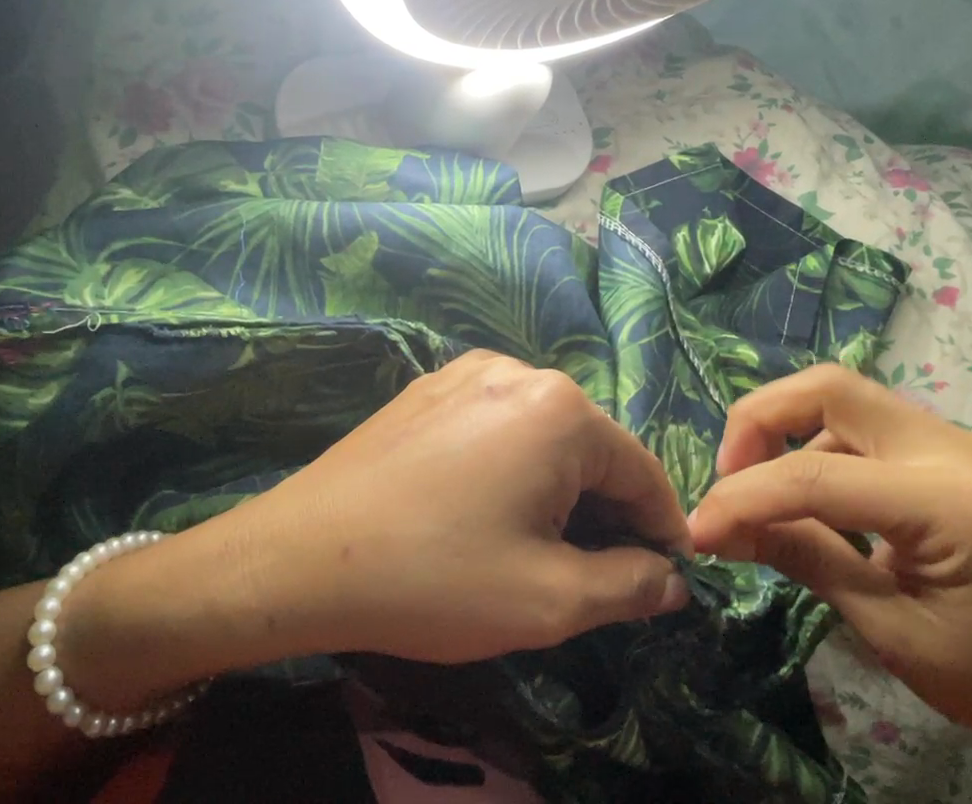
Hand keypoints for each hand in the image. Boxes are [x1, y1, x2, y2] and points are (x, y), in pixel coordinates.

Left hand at [222, 350, 691, 664]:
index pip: (643, 472)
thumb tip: (672, 578)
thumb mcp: (550, 601)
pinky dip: (511, 467)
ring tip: (536, 547)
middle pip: (591, 449)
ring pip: (543, 436)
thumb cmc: (434, 579)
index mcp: (560, 409)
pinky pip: (495, 425)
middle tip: (592, 576)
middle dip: (604, 512)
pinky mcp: (427, 389)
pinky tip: (483, 511)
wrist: (299, 559)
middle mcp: (518, 371)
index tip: (665, 581)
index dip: (662, 532)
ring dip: (557, 489)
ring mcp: (464, 373)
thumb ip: (630, 586)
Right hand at [688, 366, 971, 785]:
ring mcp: (958, 446)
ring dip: (786, 432)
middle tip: (726, 479)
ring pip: (844, 398)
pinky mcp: (952, 456)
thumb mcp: (893, 633)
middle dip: (759, 421)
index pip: (817, 473)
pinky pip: (867, 427)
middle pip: (830, 387)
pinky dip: (818, 447)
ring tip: (757, 496)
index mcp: (952, 504)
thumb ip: (806, 560)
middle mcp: (955, 450)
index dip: (743, 495)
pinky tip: (806, 499)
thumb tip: (721, 527)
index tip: (696, 529)